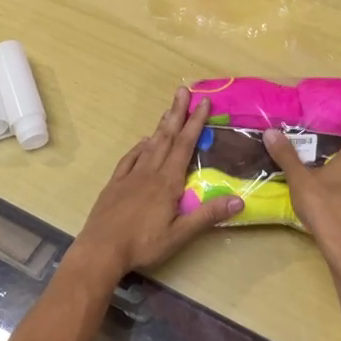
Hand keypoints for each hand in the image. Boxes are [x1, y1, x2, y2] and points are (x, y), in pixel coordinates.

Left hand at [71, 89, 242, 276]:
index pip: (185, 146)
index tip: (203, 102)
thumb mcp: (180, 234)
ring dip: (161, 126)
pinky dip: (139, 147)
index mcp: (167, 182)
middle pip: (166, 137)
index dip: (195, 123)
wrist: (101, 249)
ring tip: (168, 110)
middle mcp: (149, 172)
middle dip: (177, 113)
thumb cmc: (143, 244)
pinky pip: (130, 158)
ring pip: (149, 145)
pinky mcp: (115, 184)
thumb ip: (208, 216)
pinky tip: (143, 142)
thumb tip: (239, 200)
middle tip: (183, 90)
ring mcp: (130, 177)